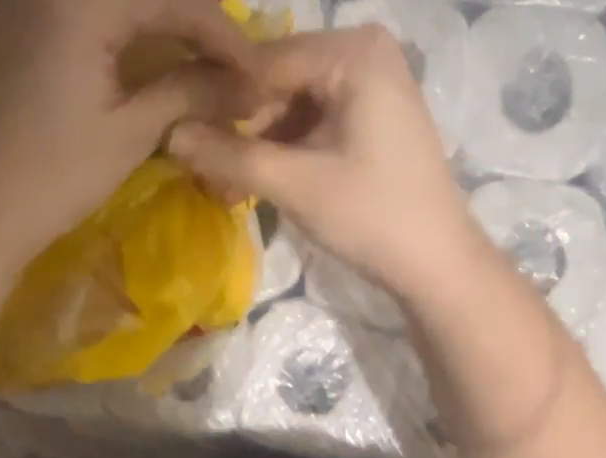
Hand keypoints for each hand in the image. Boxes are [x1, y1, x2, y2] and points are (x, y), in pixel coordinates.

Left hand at [0, 0, 258, 273]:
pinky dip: (128, 29)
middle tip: (234, 69)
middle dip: (198, 24)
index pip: (177, 0)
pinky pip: (89, 12)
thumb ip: (189, 92)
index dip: (226, 38)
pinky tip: (153, 58)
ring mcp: (34, 2)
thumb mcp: (130, 133)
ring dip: (165, 23)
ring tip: (203, 64)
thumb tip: (246, 85)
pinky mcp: (22, 25)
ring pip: (120, 3)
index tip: (260, 79)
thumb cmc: (54, 176)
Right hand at [166, 28, 479, 298]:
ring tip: (228, 184)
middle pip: (276, 80)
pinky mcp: (372, 112)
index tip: (178, 136)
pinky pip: (313, 118)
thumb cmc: (371, 216)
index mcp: (352, 50)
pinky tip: (259, 180)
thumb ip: (231, 155)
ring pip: (290, 102)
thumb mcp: (295, 185)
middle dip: (240, 125)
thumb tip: (169, 135)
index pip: (262, 62)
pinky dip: (285, 148)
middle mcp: (364, 49)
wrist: (436, 261)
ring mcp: (372, 80)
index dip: (217, 100)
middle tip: (204, 169)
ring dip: (258, 142)